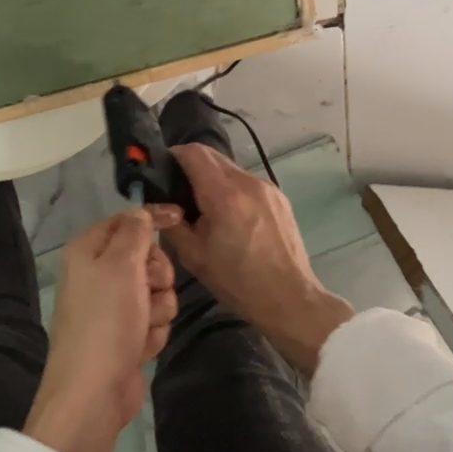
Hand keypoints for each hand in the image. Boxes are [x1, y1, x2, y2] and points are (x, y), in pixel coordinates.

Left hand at [24, 205, 181, 451]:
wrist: (94, 391)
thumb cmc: (105, 321)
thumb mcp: (121, 265)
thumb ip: (135, 232)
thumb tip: (140, 212)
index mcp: (88, 250)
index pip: (126, 220)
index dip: (152, 219)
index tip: (179, 218)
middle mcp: (97, 273)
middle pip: (147, 256)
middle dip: (157, 275)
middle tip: (147, 289)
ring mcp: (111, 307)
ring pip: (156, 291)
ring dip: (157, 308)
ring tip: (141, 326)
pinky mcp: (125, 334)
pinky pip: (154, 320)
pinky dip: (152, 332)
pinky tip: (140, 346)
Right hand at [163, 144, 354, 374]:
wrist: (290, 299)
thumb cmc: (238, 282)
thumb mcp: (193, 256)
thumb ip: (172, 222)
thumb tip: (162, 203)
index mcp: (224, 195)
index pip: (193, 152)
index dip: (173, 157)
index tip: (164, 175)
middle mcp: (248, 182)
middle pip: (212, 155)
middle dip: (192, 168)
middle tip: (180, 195)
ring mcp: (267, 187)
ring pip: (230, 168)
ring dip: (213, 179)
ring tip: (207, 210)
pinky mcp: (279, 197)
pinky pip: (247, 182)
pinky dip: (233, 190)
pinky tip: (232, 218)